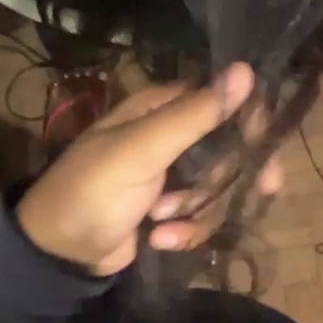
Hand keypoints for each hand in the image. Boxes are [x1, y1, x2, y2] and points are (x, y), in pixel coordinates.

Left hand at [17, 64, 271, 275]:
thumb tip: (246, 70)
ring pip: (218, 189)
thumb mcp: (142, 150)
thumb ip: (194, 116)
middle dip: (226, 178)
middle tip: (252, 192)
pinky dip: (183, 232)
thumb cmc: (93, 191)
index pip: (222, 99)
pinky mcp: (170, 212)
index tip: (262, 149)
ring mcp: (171, 177)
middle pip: (229, 149)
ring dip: (195, 210)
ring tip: (158, 219)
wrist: (60, 252)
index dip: (248, 122)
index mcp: (161, 109)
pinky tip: (156, 238)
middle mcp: (171, 137)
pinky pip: (201, 218)